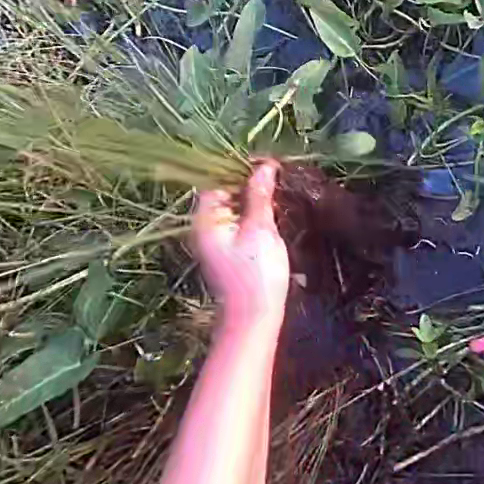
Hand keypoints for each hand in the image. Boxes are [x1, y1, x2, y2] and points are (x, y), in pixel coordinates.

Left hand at [191, 160, 288, 333]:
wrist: (255, 319)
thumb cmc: (256, 273)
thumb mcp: (261, 228)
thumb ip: (259, 195)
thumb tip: (264, 166)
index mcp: (206, 219)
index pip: (216, 181)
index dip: (239, 169)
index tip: (267, 164)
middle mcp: (206, 228)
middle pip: (224, 194)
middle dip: (248, 184)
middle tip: (276, 176)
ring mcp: (216, 242)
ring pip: (233, 209)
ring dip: (253, 199)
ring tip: (277, 193)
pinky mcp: (229, 253)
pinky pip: (239, 224)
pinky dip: (253, 216)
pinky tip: (272, 216)